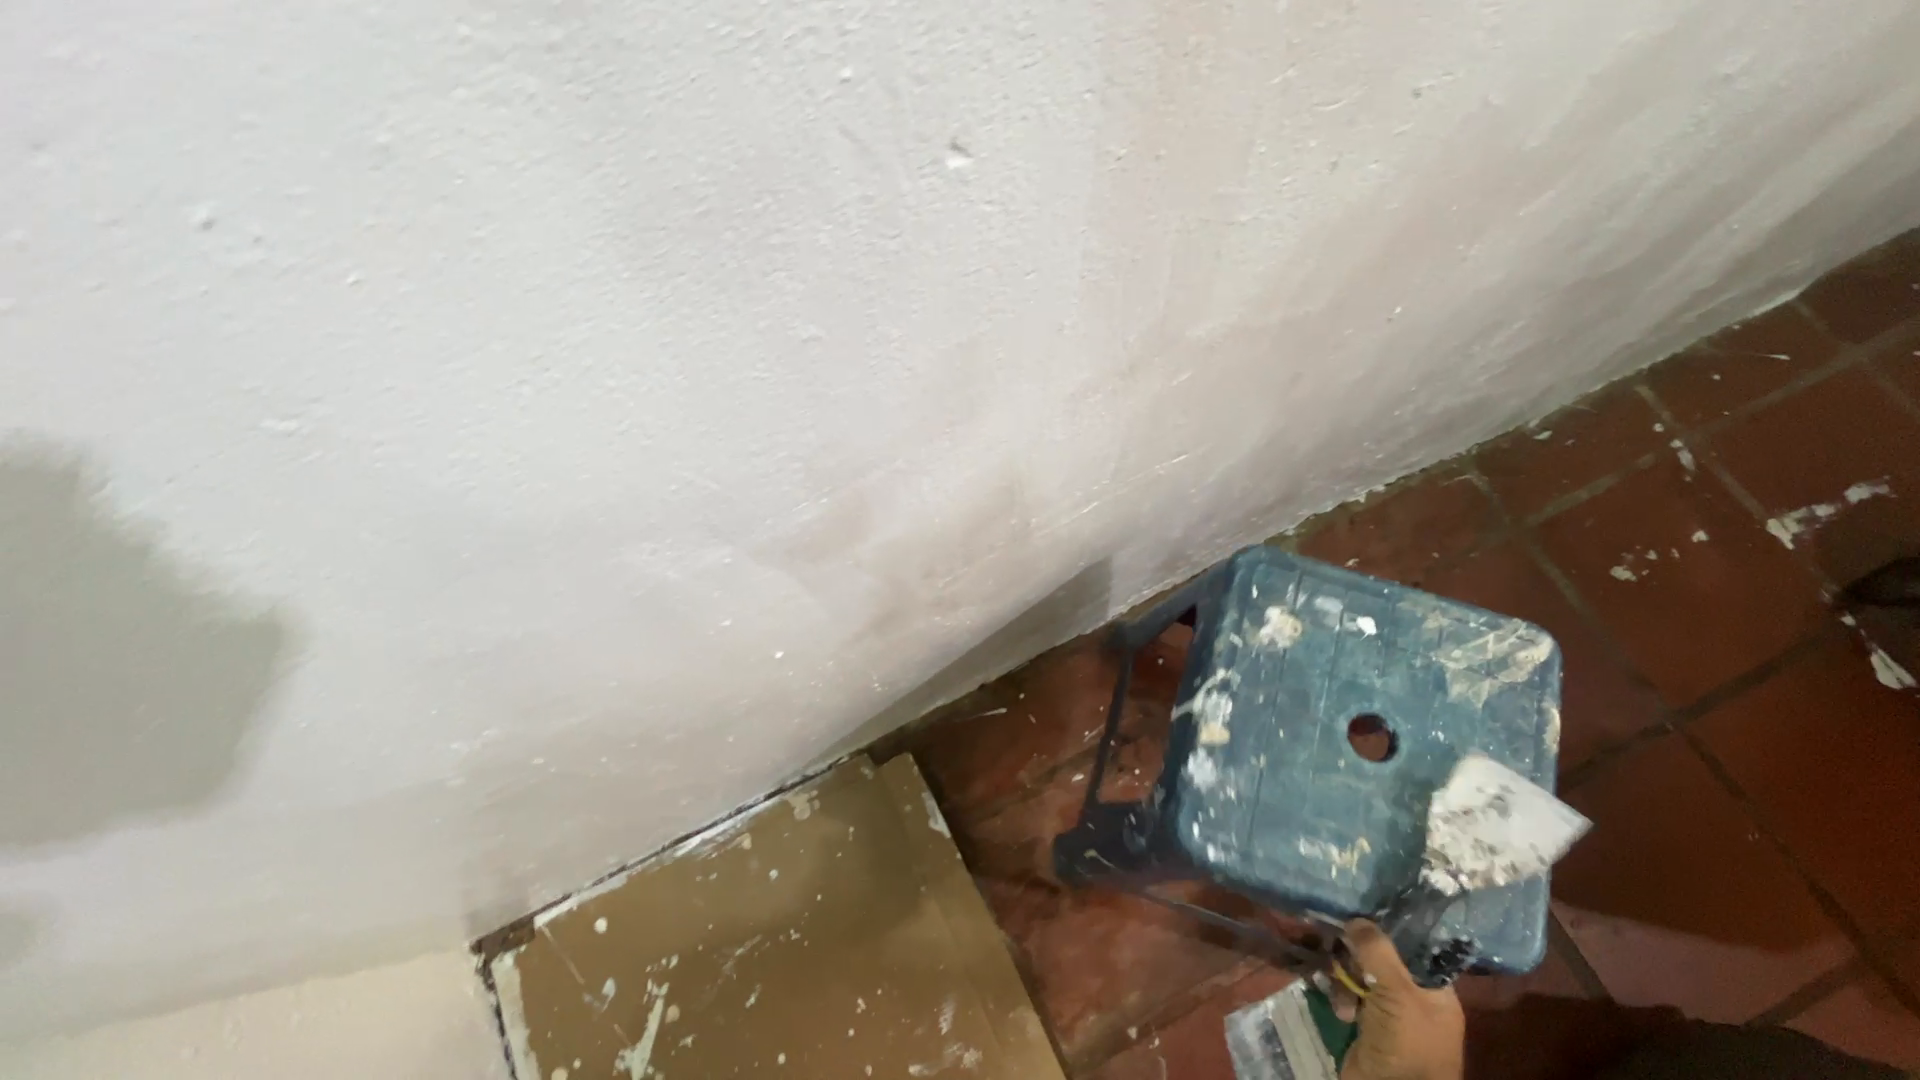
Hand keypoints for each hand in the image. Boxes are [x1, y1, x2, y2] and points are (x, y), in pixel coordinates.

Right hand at [1337, 919, 1464, 1079]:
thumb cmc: (1408, 1043)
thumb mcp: (1397, 992)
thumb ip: (1377, 951)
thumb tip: (1356, 918)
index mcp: (1433, 988)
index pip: (1410, 946)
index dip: (1384, 930)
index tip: (1358, 915)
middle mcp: (1413, 996)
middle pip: (1379, 958)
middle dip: (1356, 956)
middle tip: (1338, 950)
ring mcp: (1388, 1012)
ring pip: (1360, 975)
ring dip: (1345, 980)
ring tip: (1342, 995)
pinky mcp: (1366, 1024)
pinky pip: (1348, 995)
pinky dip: (1341, 998)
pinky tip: (1341, 1011)